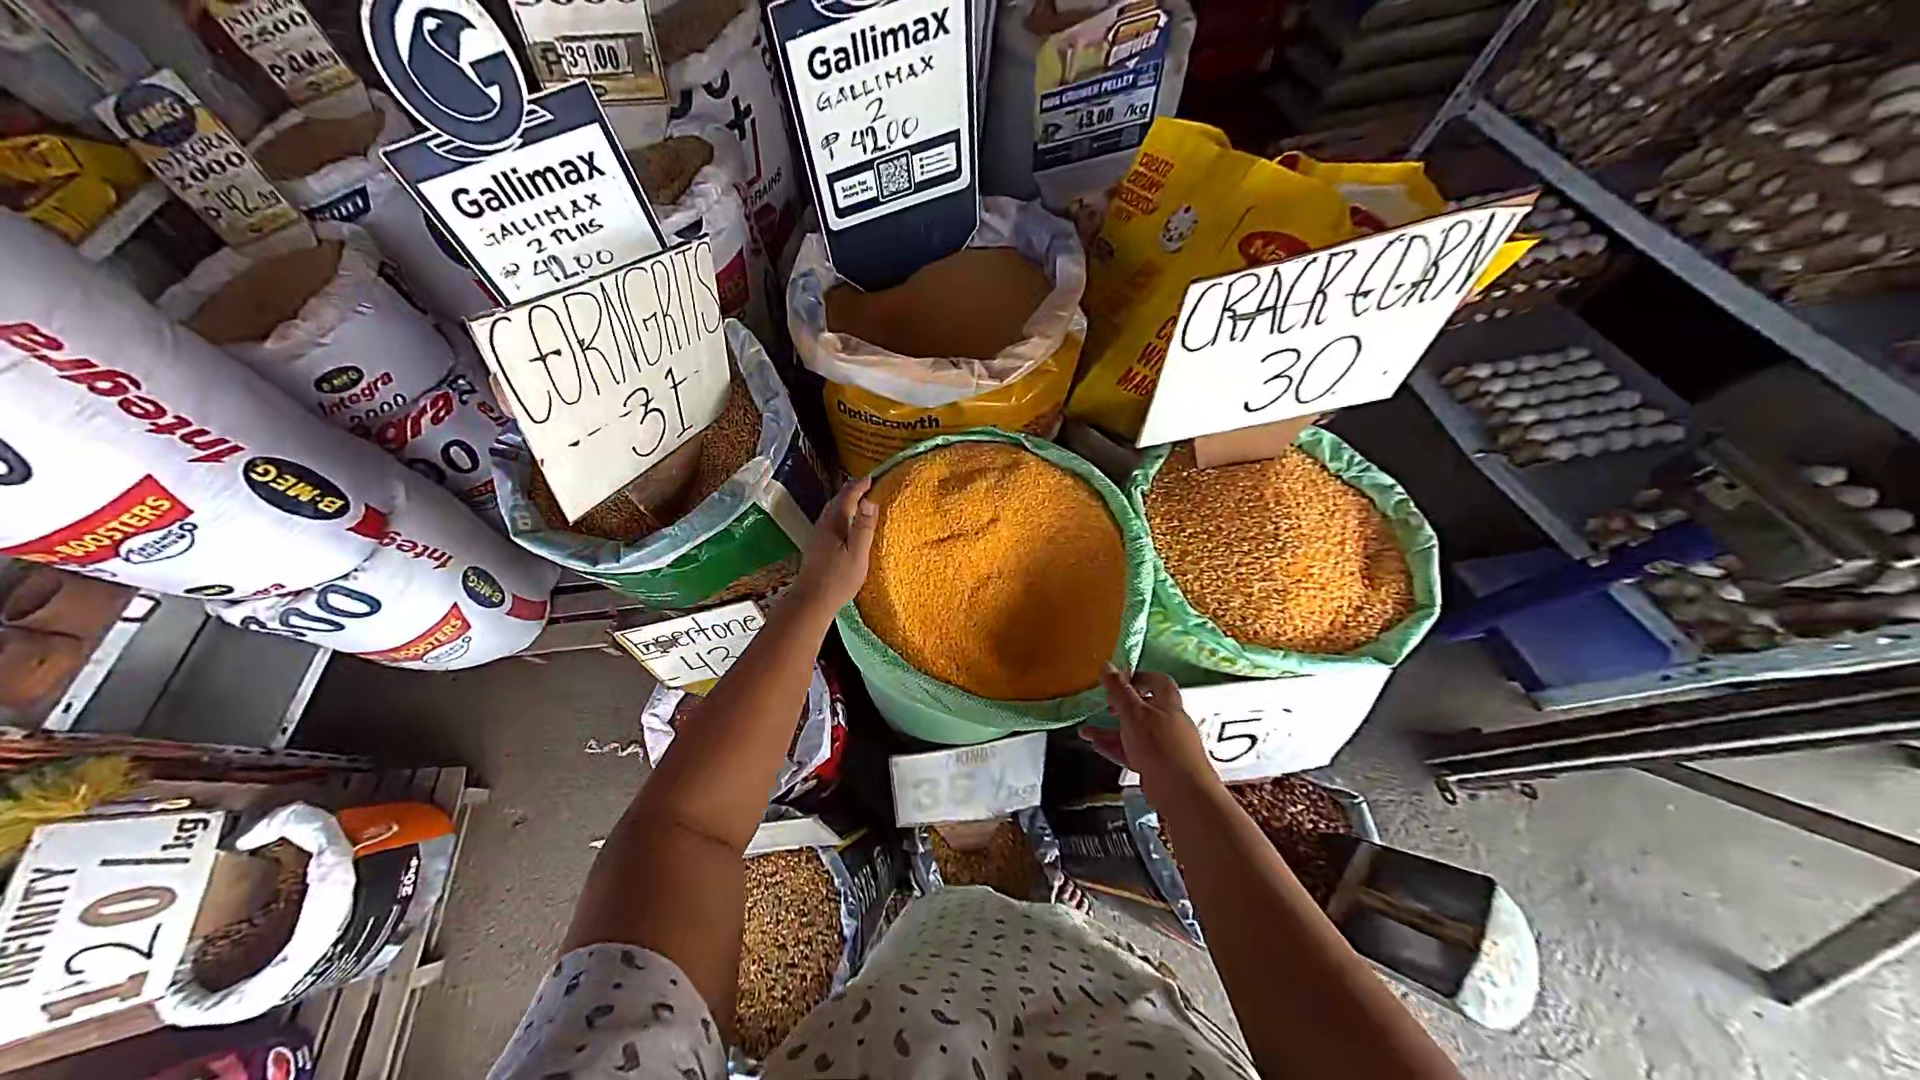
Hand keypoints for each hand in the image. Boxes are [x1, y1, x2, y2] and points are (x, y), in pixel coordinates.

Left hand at [794, 477, 878, 613]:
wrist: (811, 601)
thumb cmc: (837, 580)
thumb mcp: (857, 555)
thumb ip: (864, 528)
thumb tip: (870, 501)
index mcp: (833, 523)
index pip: (847, 496)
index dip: (859, 486)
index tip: (872, 478)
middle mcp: (822, 525)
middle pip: (836, 500)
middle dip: (852, 490)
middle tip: (868, 485)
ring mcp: (817, 535)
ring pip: (832, 510)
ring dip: (845, 501)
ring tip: (860, 500)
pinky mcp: (816, 545)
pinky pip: (830, 520)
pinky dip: (841, 513)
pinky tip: (847, 523)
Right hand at [1081, 667, 1214, 793]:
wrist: (1181, 791)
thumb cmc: (1159, 745)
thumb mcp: (1133, 713)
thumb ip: (1118, 690)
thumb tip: (1107, 666)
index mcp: (1168, 703)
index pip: (1158, 681)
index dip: (1139, 677)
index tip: (1118, 680)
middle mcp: (1169, 722)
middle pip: (1144, 708)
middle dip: (1120, 707)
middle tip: (1104, 706)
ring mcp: (1164, 746)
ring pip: (1135, 732)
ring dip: (1111, 730)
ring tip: (1087, 731)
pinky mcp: (1158, 766)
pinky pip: (1133, 752)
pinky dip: (1115, 747)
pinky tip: (1096, 746)